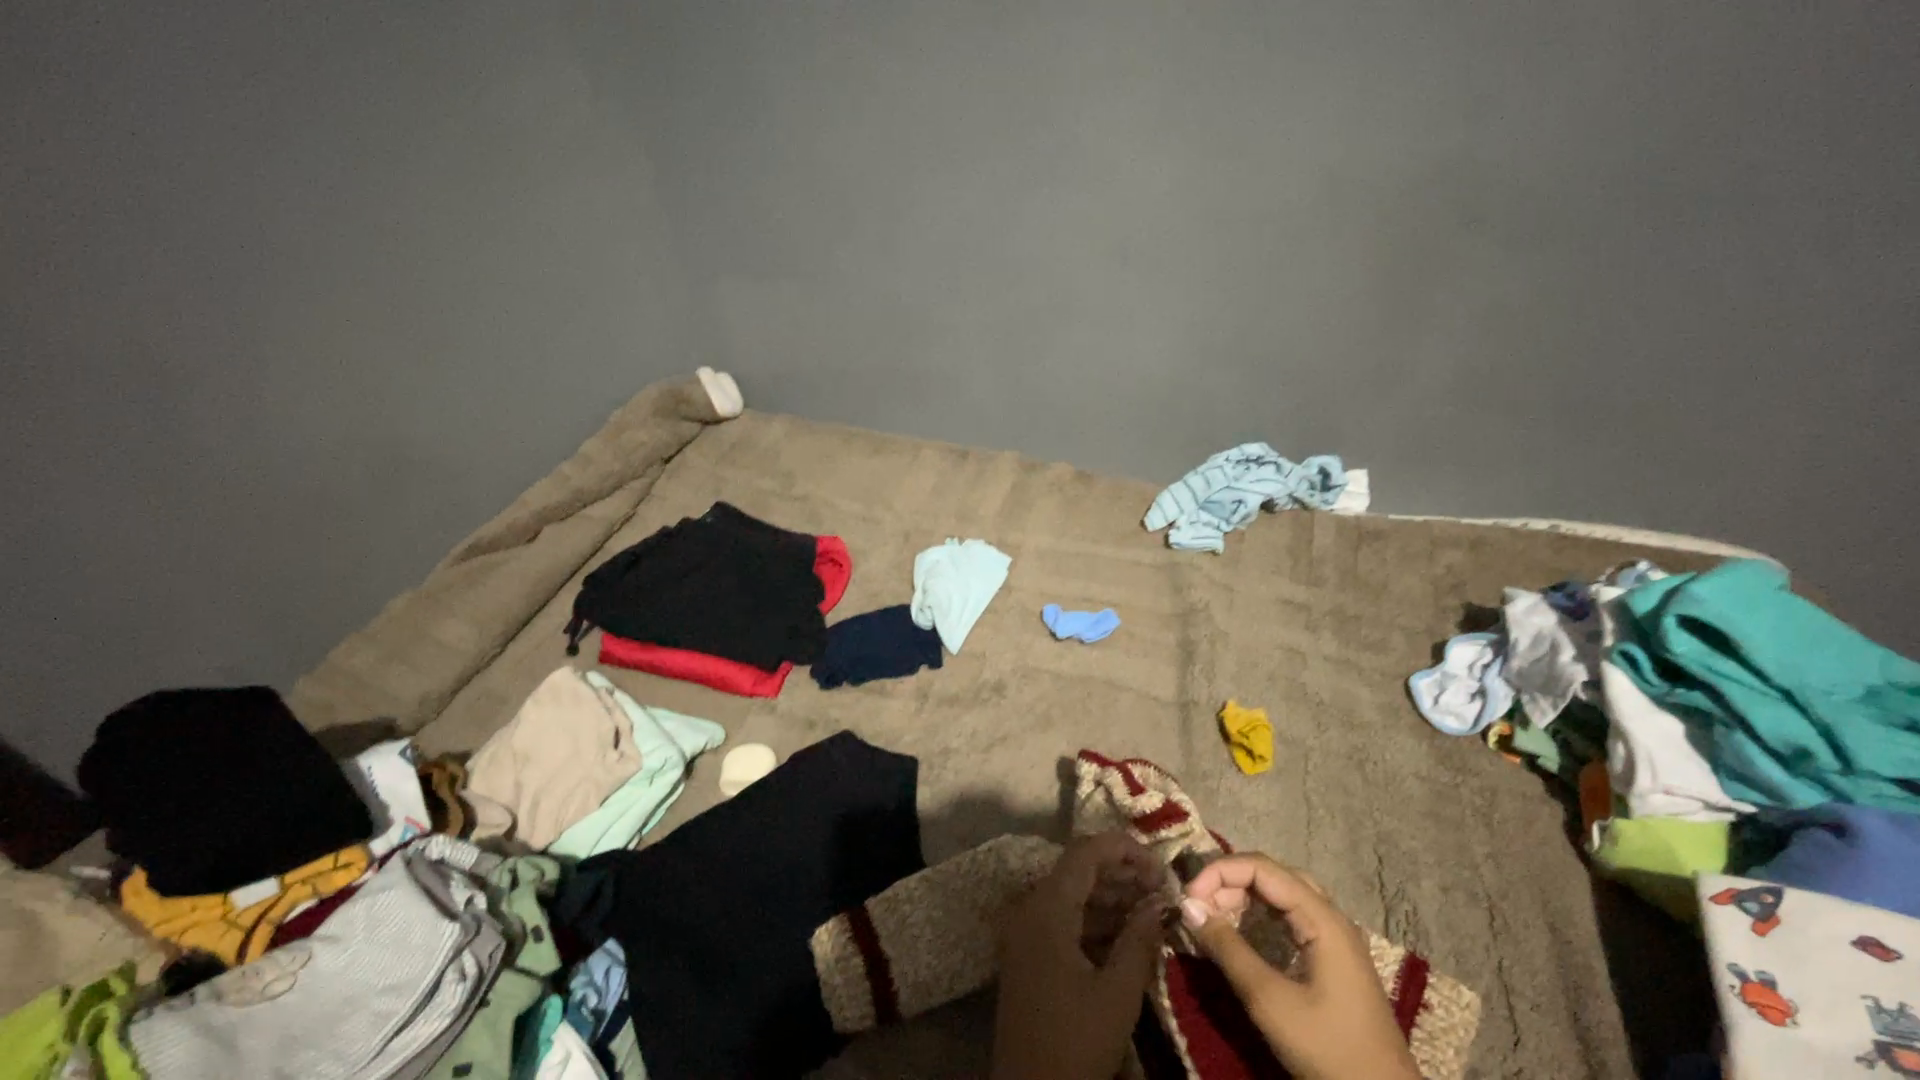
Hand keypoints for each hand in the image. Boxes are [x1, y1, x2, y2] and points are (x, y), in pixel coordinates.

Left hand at [991, 831, 1167, 1079]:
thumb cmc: (1075, 1040)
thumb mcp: (1117, 991)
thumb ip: (1140, 938)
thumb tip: (1161, 901)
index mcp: (1045, 908)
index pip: (1085, 852)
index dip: (1125, 849)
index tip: (1162, 868)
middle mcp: (1029, 910)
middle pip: (1077, 871)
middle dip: (1122, 874)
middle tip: (1163, 891)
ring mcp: (1025, 933)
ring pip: (1071, 897)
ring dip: (1111, 898)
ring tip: (1153, 910)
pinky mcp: (1028, 955)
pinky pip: (1063, 921)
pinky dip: (1095, 921)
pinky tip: (1128, 934)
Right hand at [1181, 854, 1419, 1079]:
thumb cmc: (1326, 1045)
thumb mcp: (1268, 999)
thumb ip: (1227, 948)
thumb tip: (1187, 906)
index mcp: (1322, 918)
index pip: (1262, 867)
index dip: (1220, 872)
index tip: (1188, 898)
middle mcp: (1331, 917)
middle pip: (1274, 875)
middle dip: (1230, 881)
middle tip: (1198, 908)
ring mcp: (1335, 937)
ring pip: (1283, 895)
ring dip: (1244, 897)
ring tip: (1213, 917)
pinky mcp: (1333, 957)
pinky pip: (1292, 917)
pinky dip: (1260, 915)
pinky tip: (1241, 933)